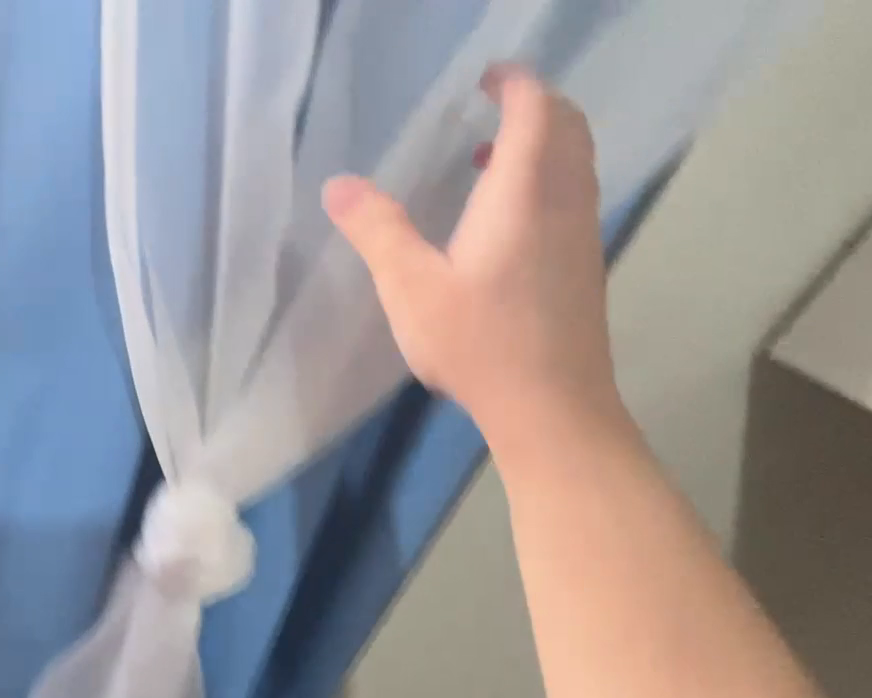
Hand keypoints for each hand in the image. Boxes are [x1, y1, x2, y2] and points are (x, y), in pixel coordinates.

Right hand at [322, 64, 623, 458]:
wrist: (548, 400)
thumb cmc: (475, 341)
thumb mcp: (409, 288)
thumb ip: (377, 231)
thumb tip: (338, 185)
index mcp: (522, 196)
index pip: (535, 113)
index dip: (516, 85)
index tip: (487, 76)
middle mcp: (563, 202)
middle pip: (567, 129)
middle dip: (534, 107)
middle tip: (491, 108)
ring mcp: (580, 232)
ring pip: (575, 162)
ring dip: (542, 144)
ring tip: (489, 158)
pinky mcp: (581, 262)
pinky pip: (572, 193)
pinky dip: (545, 178)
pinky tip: (505, 218)